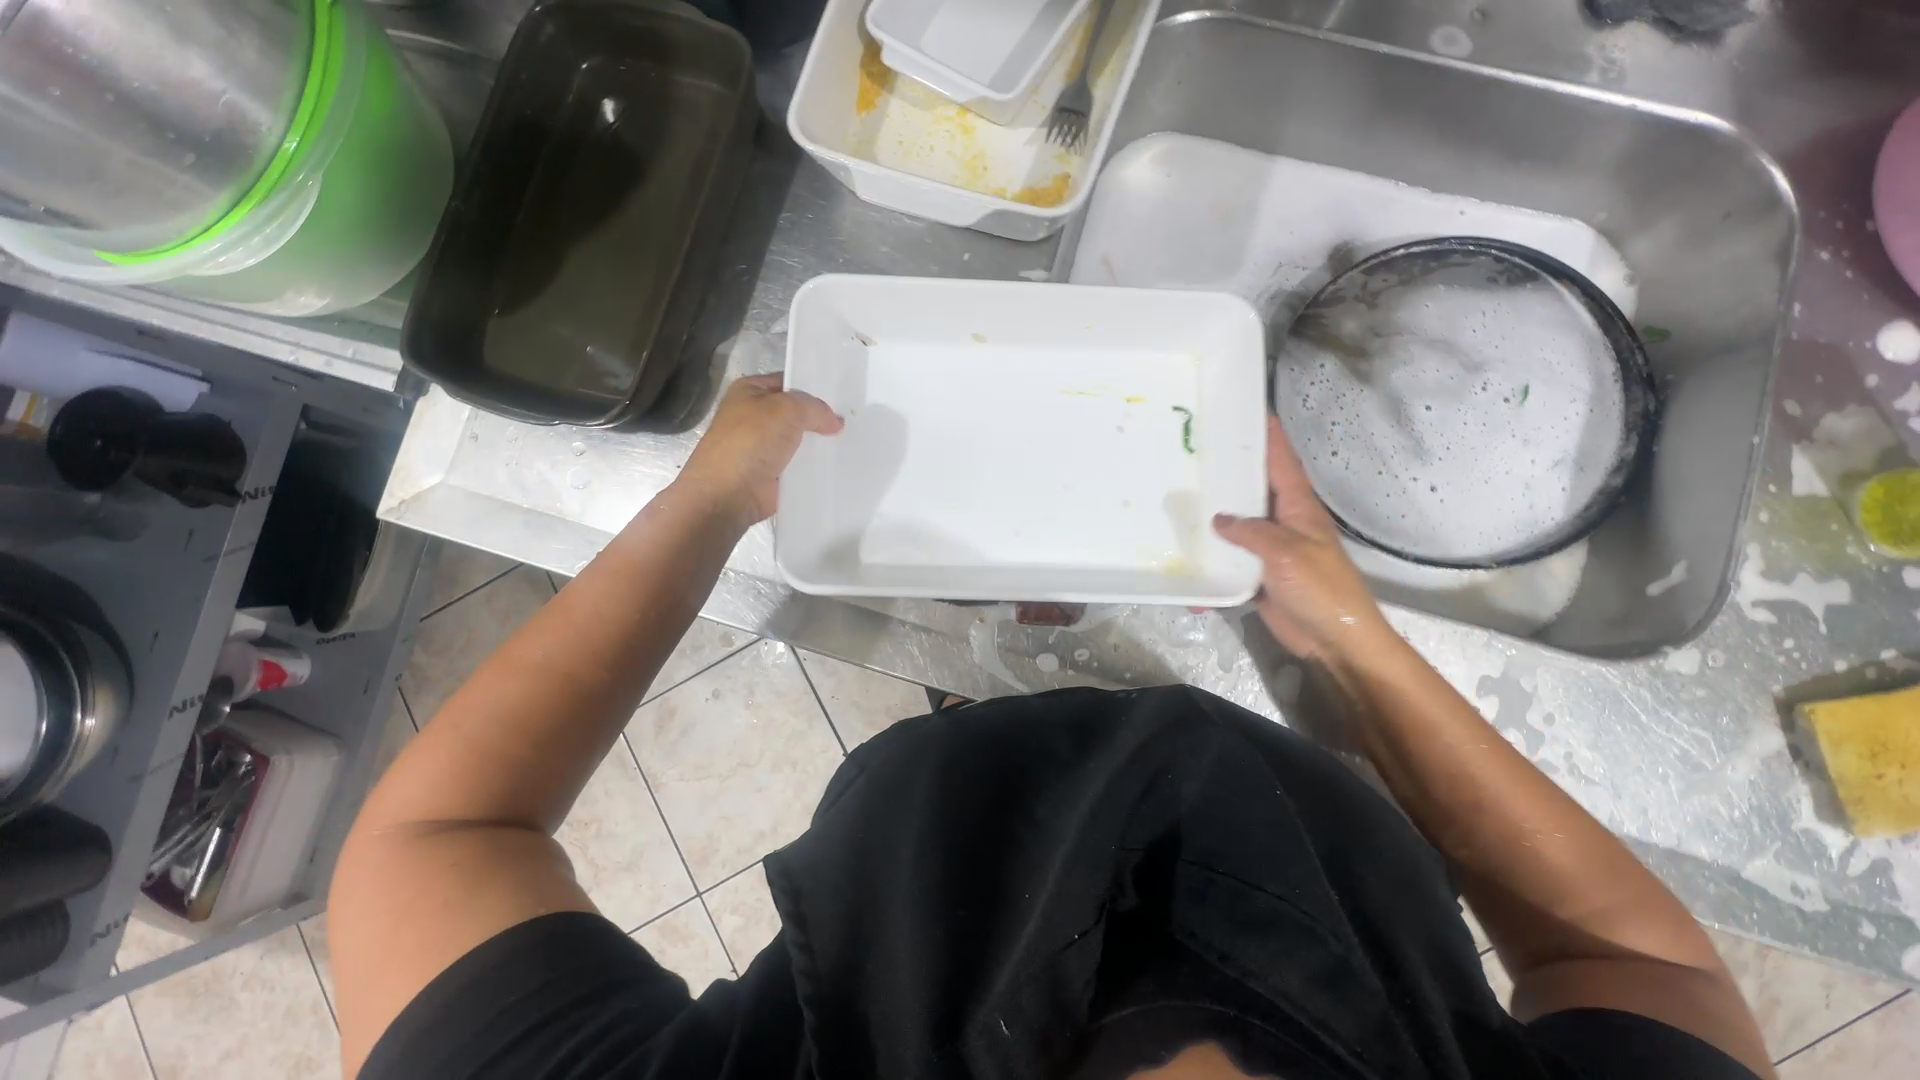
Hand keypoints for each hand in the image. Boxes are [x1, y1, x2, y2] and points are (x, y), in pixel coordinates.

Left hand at [677, 375, 842, 529]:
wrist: (727, 494)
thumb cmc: (751, 442)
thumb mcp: (786, 410)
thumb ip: (815, 408)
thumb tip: (835, 421)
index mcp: (750, 391)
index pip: (790, 381)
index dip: (815, 387)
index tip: (844, 394)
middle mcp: (756, 416)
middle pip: (798, 413)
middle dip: (821, 417)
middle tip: (855, 418)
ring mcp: (764, 446)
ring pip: (802, 440)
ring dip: (821, 444)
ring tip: (854, 441)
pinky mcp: (773, 473)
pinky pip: (801, 465)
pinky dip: (817, 467)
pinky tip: (841, 464)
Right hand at [1212, 417, 1395, 666]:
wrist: (1334, 640)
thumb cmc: (1321, 589)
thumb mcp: (1286, 552)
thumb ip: (1251, 532)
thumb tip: (1219, 519)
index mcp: (1298, 507)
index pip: (1281, 460)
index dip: (1267, 434)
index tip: (1247, 408)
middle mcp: (1282, 522)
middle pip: (1251, 490)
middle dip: (1226, 473)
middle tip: (1191, 453)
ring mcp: (1269, 551)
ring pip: (1234, 528)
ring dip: (1210, 522)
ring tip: (1175, 504)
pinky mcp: (1257, 577)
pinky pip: (1228, 565)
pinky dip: (1209, 570)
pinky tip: (1187, 574)